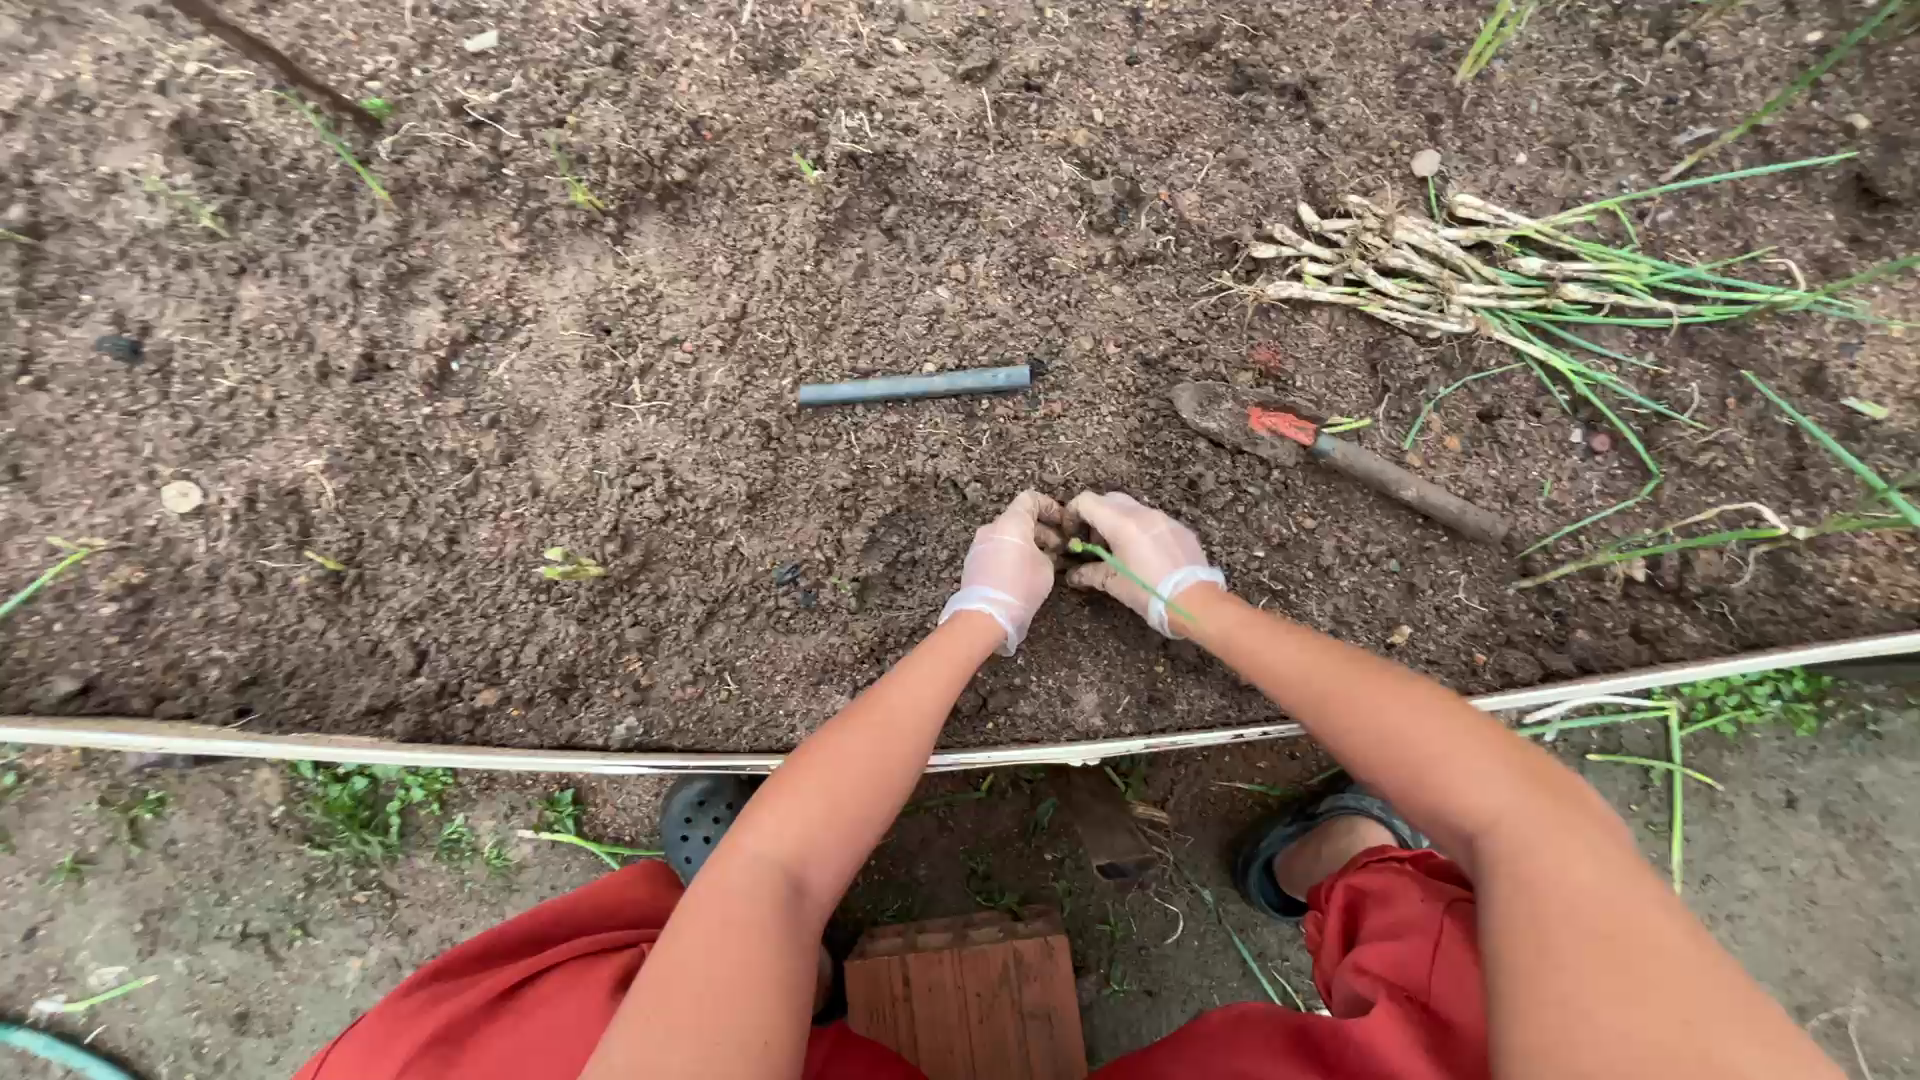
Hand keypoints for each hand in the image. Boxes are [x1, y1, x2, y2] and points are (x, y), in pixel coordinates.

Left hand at [939, 490, 1064, 654]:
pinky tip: (1024, 570)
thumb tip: (1044, 551)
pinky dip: (1011, 553)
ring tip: (1043, 560)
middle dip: (1041, 529)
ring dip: (1026, 542)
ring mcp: (979, 545)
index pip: (1030, 498)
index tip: (1062, 522)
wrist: (986, 615)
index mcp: (1011, 522)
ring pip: (1007, 535)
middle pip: (1018, 518)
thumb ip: (1047, 551)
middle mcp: (992, 528)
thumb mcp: (1046, 566)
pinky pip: (996, 549)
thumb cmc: (1021, 586)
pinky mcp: (973, 561)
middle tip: (1058, 547)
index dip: (1049, 506)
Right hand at [1063, 491, 1224, 637]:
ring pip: (1132, 508)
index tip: (1072, 534)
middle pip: (1109, 499)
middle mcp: (1142, 513)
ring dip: (1118, 522)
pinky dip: (1140, 529)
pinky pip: (1153, 520)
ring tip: (1118, 550)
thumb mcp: (1114, 584)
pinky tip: (1144, 554)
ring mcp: (1164, 518)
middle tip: (1093, 542)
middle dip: (1095, 516)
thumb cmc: (1148, 592)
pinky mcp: (1179, 528)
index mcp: (1122, 523)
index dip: (1073, 513)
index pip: (1087, 501)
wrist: (1194, 601)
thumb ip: (1090, 573)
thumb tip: (1073, 575)